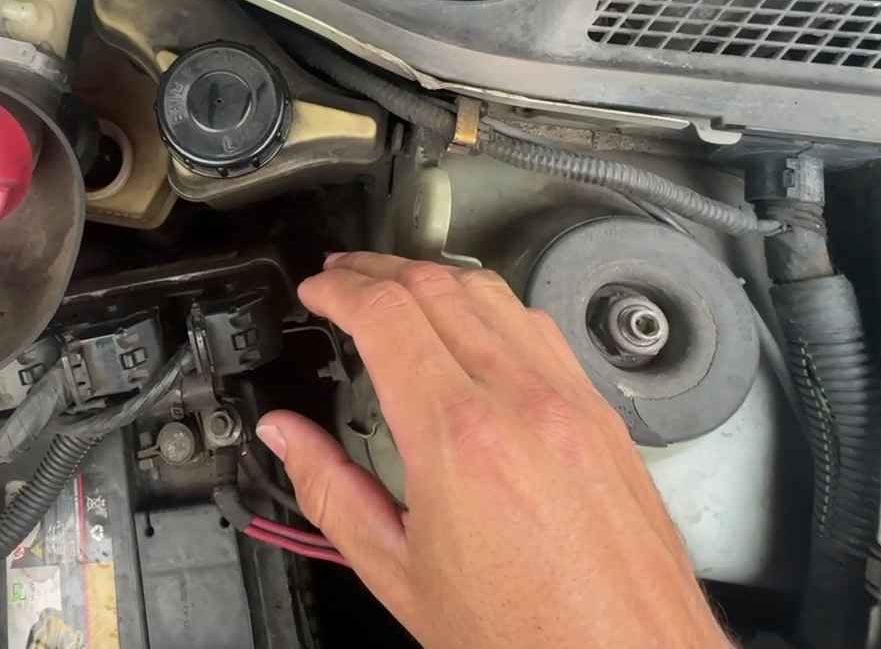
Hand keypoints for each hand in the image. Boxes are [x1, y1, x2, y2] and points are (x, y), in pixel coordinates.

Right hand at [256, 253, 730, 648]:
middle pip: (431, 284)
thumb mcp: (397, 572)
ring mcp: (567, 398)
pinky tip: (466, 319)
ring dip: (426, 274)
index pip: (384, 313)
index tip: (316, 291)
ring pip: (486, 290)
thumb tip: (282, 433)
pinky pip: (534, 323)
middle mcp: (518, 400)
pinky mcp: (599, 410)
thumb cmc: (525, 638)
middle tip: (340, 276)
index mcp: (457, 435)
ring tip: (392, 284)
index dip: (337, 289)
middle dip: (372, 268)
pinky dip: (484, 301)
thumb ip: (327, 488)